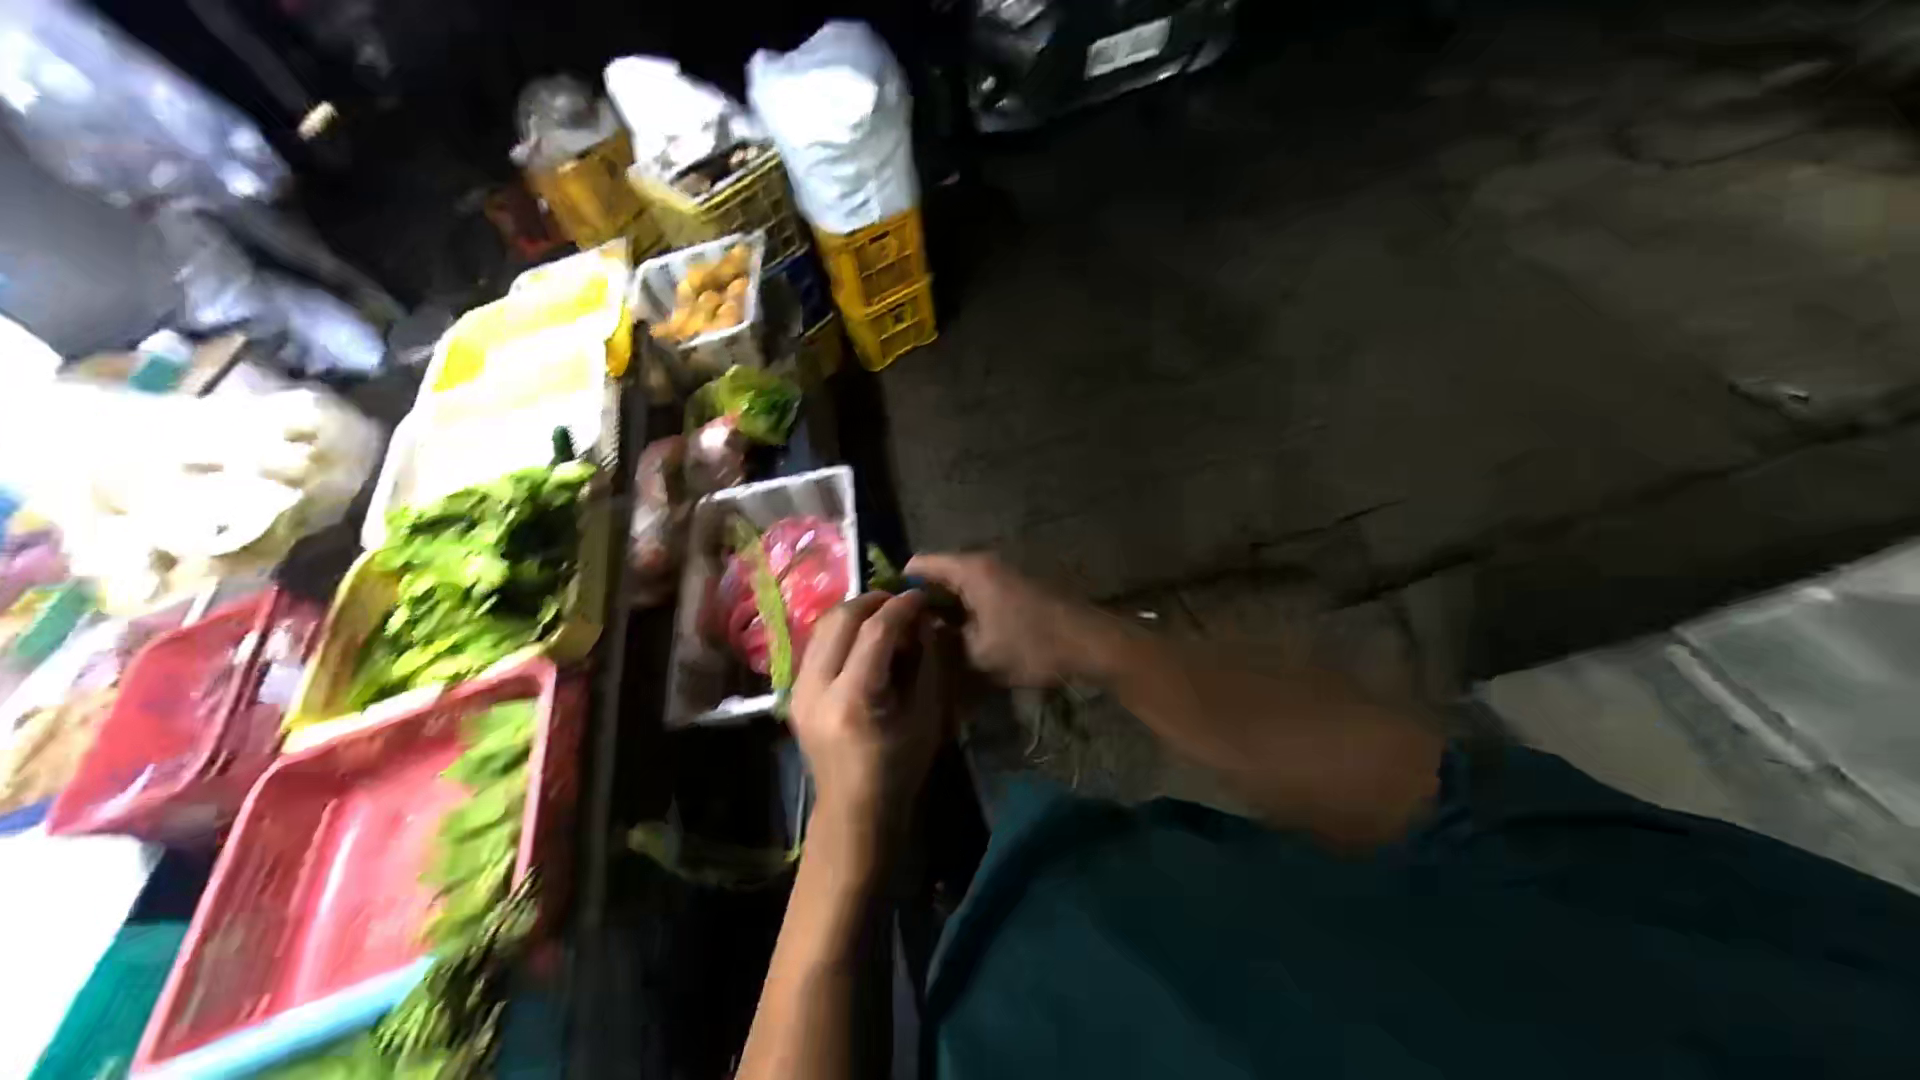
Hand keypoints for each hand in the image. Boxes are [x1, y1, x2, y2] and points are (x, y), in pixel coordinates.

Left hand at [790, 591, 951, 863]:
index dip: (901, 607)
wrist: (853, 810)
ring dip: (855, 612)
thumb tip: (923, 621)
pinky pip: (817, 644)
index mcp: (852, 699)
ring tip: (884, 615)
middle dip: (873, 601)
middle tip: (901, 601)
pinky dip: (841, 631)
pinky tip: (864, 638)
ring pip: (822, 626)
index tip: (921, 595)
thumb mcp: (927, 715)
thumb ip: (927, 662)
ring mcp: (797, 690)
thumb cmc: (900, 768)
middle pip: (840, 619)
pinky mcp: (793, 692)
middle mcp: (815, 688)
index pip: (874, 632)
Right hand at [904, 553, 1116, 686]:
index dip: (898, 588)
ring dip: (946, 610)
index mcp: (969, 569)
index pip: (918, 564)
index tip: (887, 618)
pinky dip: (966, 611)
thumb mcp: (977, 654)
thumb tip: (917, 637)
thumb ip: (941, 643)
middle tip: (906, 635)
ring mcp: (1004, 573)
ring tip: (931, 641)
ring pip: (960, 586)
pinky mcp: (1017, 587)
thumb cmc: (1031, 646)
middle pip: (938, 574)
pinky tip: (963, 639)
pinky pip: (979, 593)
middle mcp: (985, 562)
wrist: (1090, 644)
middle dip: (921, 603)